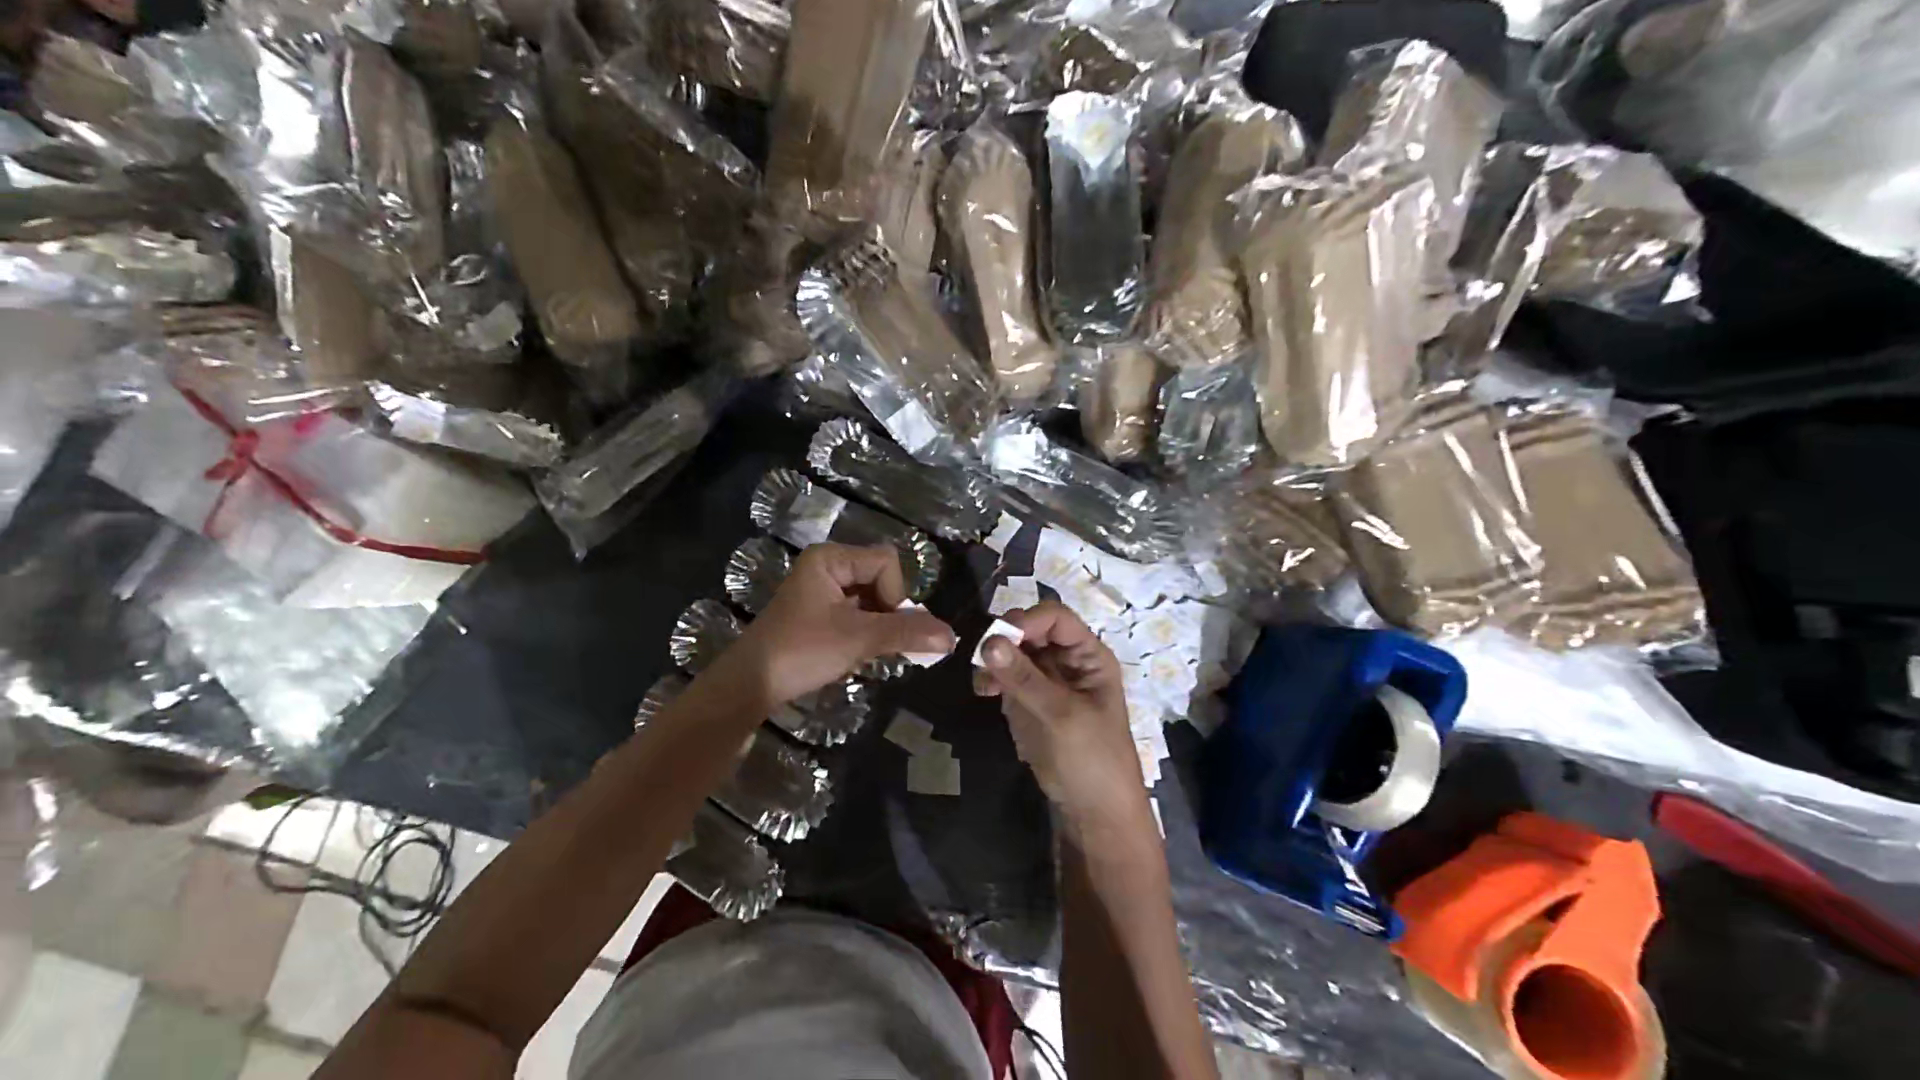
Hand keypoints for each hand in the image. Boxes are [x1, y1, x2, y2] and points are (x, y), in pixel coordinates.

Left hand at [719, 543, 954, 706]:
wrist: (751, 684)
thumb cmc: (802, 651)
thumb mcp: (859, 639)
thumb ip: (907, 633)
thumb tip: (952, 637)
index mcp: (829, 558)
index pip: (886, 563)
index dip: (894, 594)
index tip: (880, 625)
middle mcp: (825, 567)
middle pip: (880, 579)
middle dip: (887, 612)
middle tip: (877, 642)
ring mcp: (820, 591)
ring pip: (871, 599)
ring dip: (877, 626)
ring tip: (865, 651)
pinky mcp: (817, 613)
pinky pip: (856, 613)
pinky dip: (864, 632)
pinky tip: (854, 654)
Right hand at [975, 602, 1150, 833]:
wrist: (1094, 813)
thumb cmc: (1091, 760)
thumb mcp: (1061, 716)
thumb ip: (1025, 678)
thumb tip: (988, 641)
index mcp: (1089, 656)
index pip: (1056, 618)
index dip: (1027, 621)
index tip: (998, 639)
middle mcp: (1068, 661)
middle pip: (1031, 630)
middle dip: (1005, 638)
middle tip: (981, 657)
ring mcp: (1047, 681)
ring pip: (1014, 651)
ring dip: (994, 658)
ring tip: (982, 681)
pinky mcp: (1029, 701)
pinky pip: (1006, 675)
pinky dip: (991, 677)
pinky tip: (982, 691)